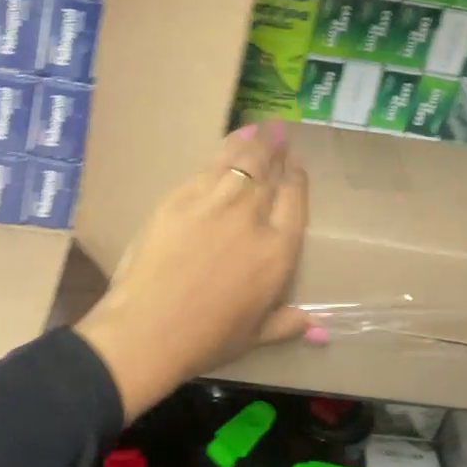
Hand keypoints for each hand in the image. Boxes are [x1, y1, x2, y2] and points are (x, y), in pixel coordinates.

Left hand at [75, 122, 312, 421]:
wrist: (147, 329)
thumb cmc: (206, 340)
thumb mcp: (255, 336)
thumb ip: (287, 323)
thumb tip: (319, 329)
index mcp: (278, 251)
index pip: (294, 200)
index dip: (296, 178)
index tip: (296, 166)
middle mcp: (252, 217)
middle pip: (269, 172)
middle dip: (276, 149)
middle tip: (279, 131)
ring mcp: (215, 202)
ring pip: (240, 161)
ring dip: (252, 142)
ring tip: (258, 127)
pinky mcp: (180, 197)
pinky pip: (207, 167)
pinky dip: (222, 150)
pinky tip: (228, 143)